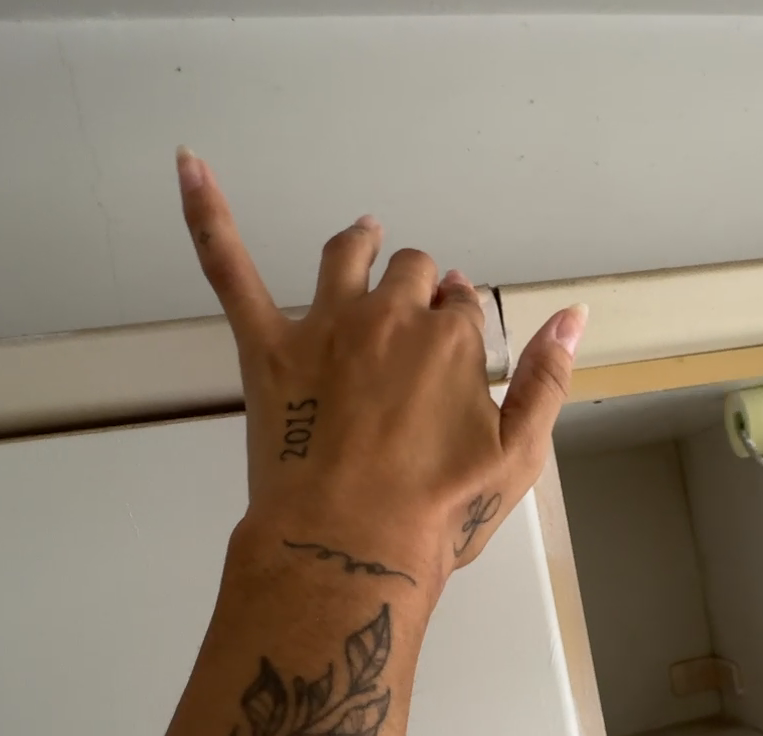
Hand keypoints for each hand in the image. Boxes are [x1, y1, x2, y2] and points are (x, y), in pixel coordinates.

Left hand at [176, 147, 584, 590]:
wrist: (351, 545)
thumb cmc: (442, 510)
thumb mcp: (519, 454)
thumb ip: (549, 378)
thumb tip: (574, 315)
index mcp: (452, 341)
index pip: (465, 308)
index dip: (464, 321)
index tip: (461, 341)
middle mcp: (391, 317)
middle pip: (413, 274)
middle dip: (423, 287)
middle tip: (420, 316)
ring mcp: (325, 326)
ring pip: (346, 257)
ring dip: (364, 242)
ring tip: (368, 236)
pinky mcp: (266, 347)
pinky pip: (229, 270)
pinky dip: (207, 215)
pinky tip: (187, 163)